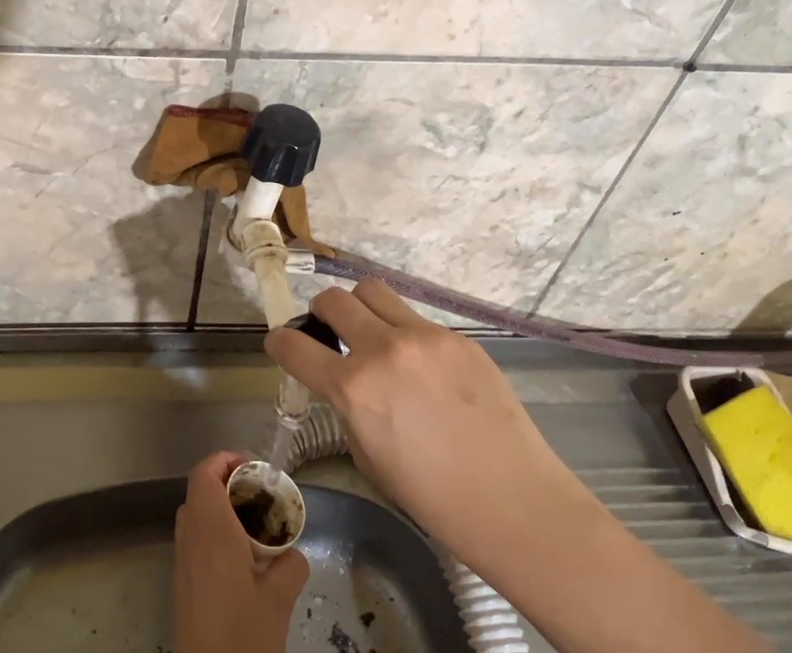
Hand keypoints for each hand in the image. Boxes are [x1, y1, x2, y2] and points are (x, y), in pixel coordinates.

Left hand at [173, 451, 309, 652]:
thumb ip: (291, 565)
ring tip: (258, 527)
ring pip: (197, 515)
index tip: (256, 468)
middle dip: (230, 484)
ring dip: (223, 511)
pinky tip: (244, 560)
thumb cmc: (242, 632)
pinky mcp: (182, 580)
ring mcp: (182, 559)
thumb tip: (293, 552)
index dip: (226, 460)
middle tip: (263, 497)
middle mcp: (190, 536)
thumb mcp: (279, 598)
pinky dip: (217, 534)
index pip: (205, 473)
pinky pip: (196, 540)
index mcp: (211, 529)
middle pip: (201, 490)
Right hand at [263, 281, 570, 552]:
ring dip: (360, 308)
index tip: (281, 344)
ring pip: (373, 291)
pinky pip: (416, 318)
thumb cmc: (431, 495)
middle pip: (333, 299)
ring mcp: (425, 338)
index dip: (279, 342)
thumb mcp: (366, 455)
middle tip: (329, 334)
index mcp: (353, 388)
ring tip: (372, 335)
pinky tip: (421, 367)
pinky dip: (404, 332)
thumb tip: (343, 383)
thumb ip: (347, 407)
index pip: (293, 345)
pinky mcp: (458, 338)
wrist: (512, 499)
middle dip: (321, 314)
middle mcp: (384, 350)